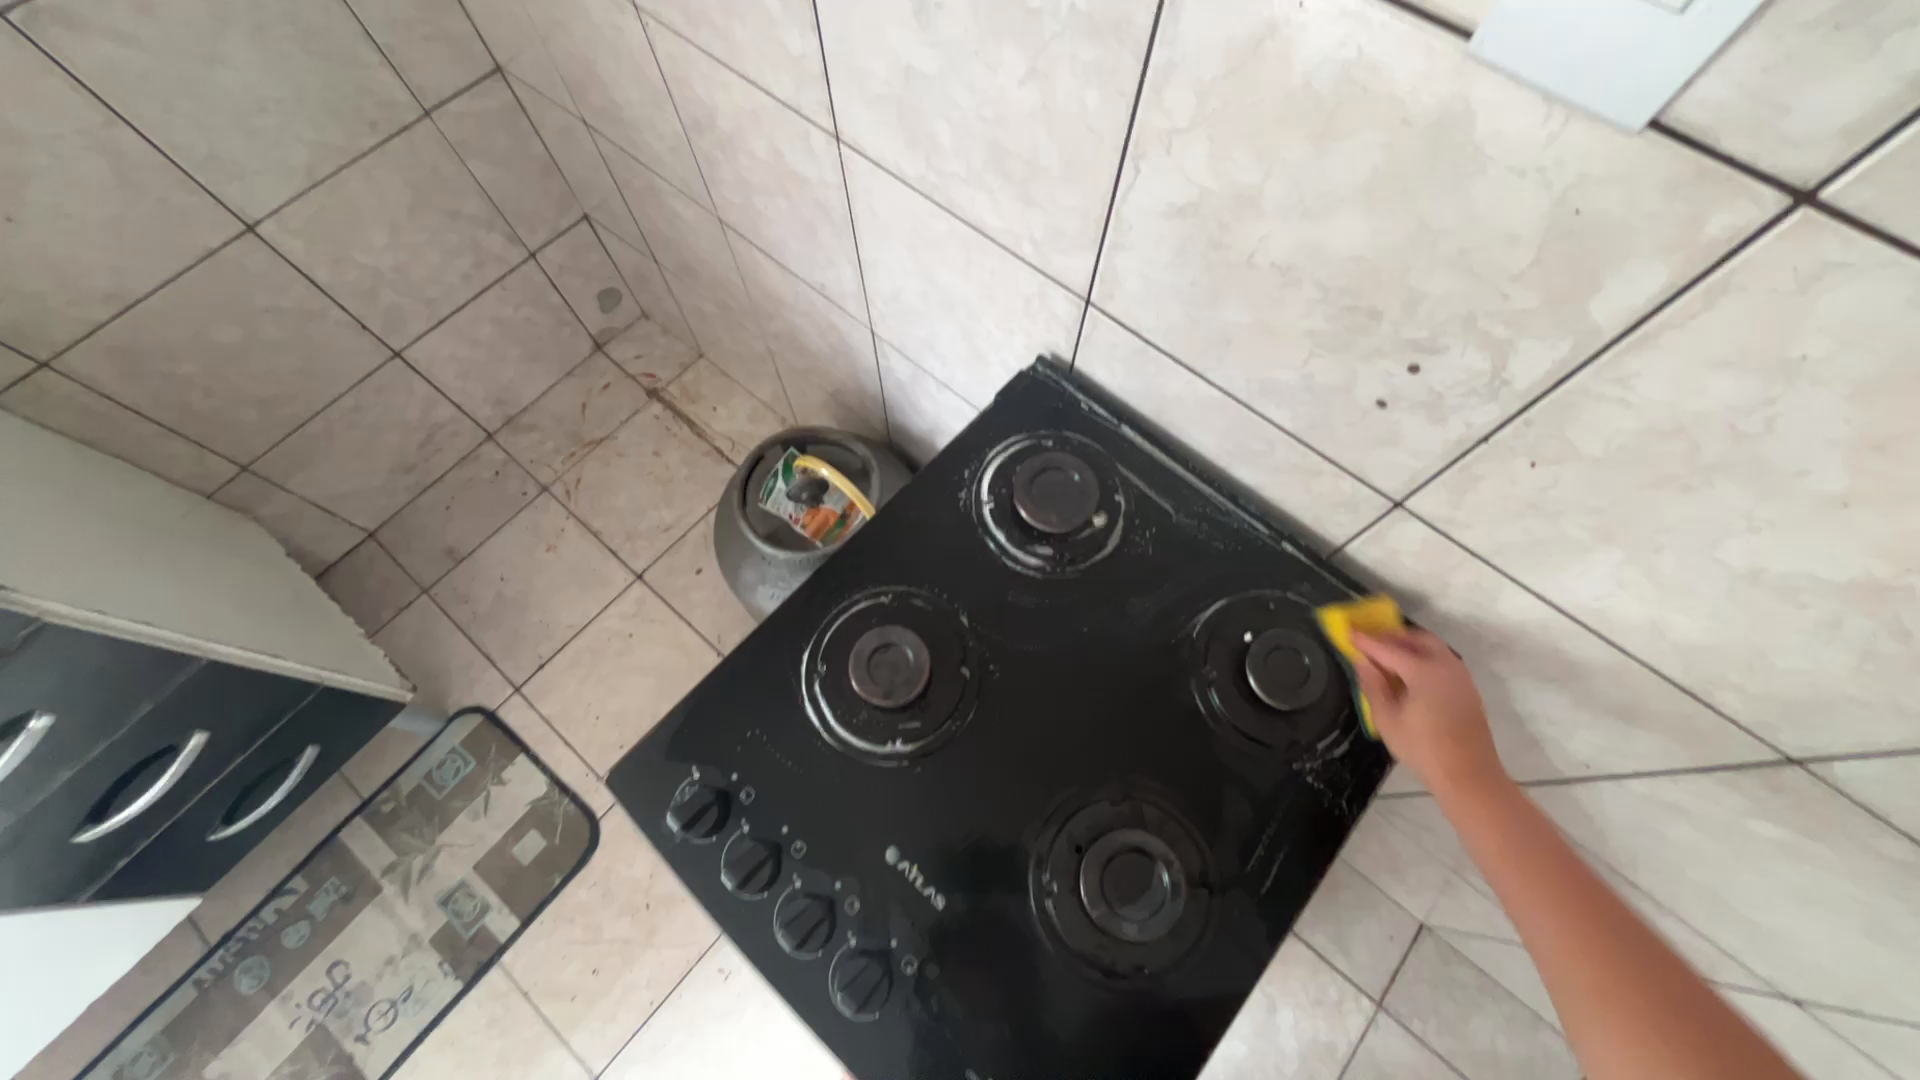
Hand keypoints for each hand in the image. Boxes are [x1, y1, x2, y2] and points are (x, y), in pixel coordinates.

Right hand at [1350, 628, 1507, 797]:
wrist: (1468, 775)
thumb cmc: (1422, 748)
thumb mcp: (1387, 719)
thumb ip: (1373, 685)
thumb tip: (1362, 662)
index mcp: (1424, 672)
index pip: (1388, 649)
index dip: (1365, 641)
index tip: (1347, 632)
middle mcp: (1445, 667)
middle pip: (1417, 639)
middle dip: (1392, 636)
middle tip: (1370, 642)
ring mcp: (1460, 677)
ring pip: (1434, 648)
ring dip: (1410, 645)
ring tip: (1387, 656)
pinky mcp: (1467, 689)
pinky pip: (1442, 661)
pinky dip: (1424, 657)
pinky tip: (1410, 673)